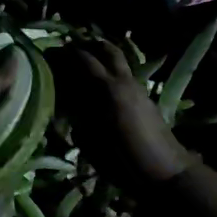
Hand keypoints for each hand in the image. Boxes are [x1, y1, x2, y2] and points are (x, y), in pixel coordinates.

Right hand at [74, 40, 193, 181]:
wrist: (165, 171)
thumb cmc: (123, 160)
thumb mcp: (92, 141)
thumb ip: (79, 116)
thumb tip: (68, 100)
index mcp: (107, 90)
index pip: (83, 61)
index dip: (65, 54)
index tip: (51, 52)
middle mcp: (124, 81)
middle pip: (106, 50)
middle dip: (87, 46)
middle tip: (70, 47)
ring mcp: (138, 87)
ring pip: (119, 59)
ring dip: (102, 53)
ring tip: (87, 56)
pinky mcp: (146, 96)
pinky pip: (125, 73)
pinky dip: (112, 68)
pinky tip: (102, 80)